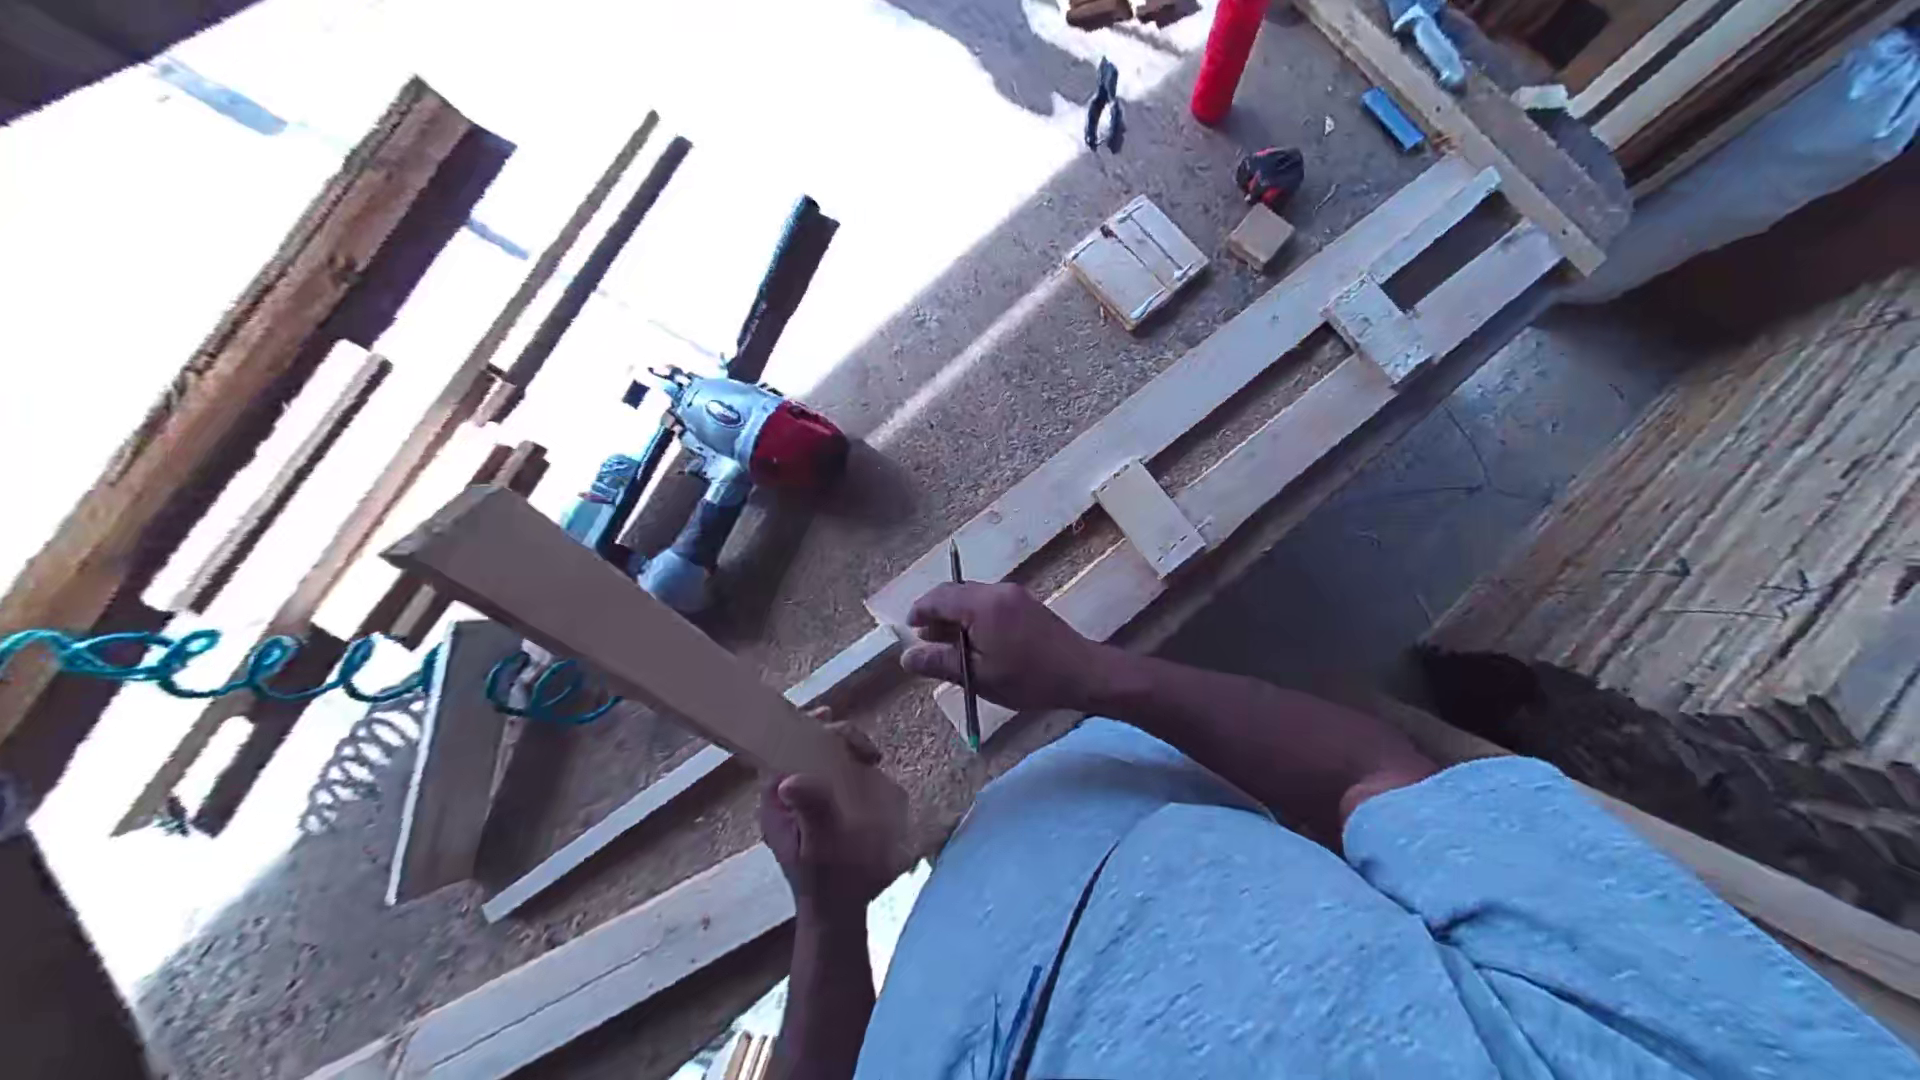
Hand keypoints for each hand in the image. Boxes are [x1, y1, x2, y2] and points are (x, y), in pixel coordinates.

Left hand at [758, 717, 904, 918]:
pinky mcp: (823, 807)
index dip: (798, 728)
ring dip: (843, 749)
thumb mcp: (823, 845)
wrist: (842, 916)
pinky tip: (869, 767)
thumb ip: (812, 809)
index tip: (827, 719)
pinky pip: (832, 772)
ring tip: (870, 757)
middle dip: (831, 738)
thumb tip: (789, 779)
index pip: (778, 750)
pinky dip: (849, 763)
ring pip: (818, 758)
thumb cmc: (833, 881)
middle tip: (864, 750)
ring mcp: (805, 802)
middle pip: (801, 748)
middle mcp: (786, 797)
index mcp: (776, 803)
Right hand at [899, 582, 1112, 711]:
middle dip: (936, 613)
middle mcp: (997, 591)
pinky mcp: (1026, 604)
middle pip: (955, 593)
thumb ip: (940, 662)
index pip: (939, 597)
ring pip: (972, 597)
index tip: (911, 630)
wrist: (1083, 673)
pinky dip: (974, 617)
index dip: (920, 611)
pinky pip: (989, 603)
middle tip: (927, 640)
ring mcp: (1014, 595)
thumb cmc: (1028, 677)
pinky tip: (976, 641)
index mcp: (982, 604)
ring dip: (956, 616)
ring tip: (948, 644)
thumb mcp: (978, 675)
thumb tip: (906, 657)